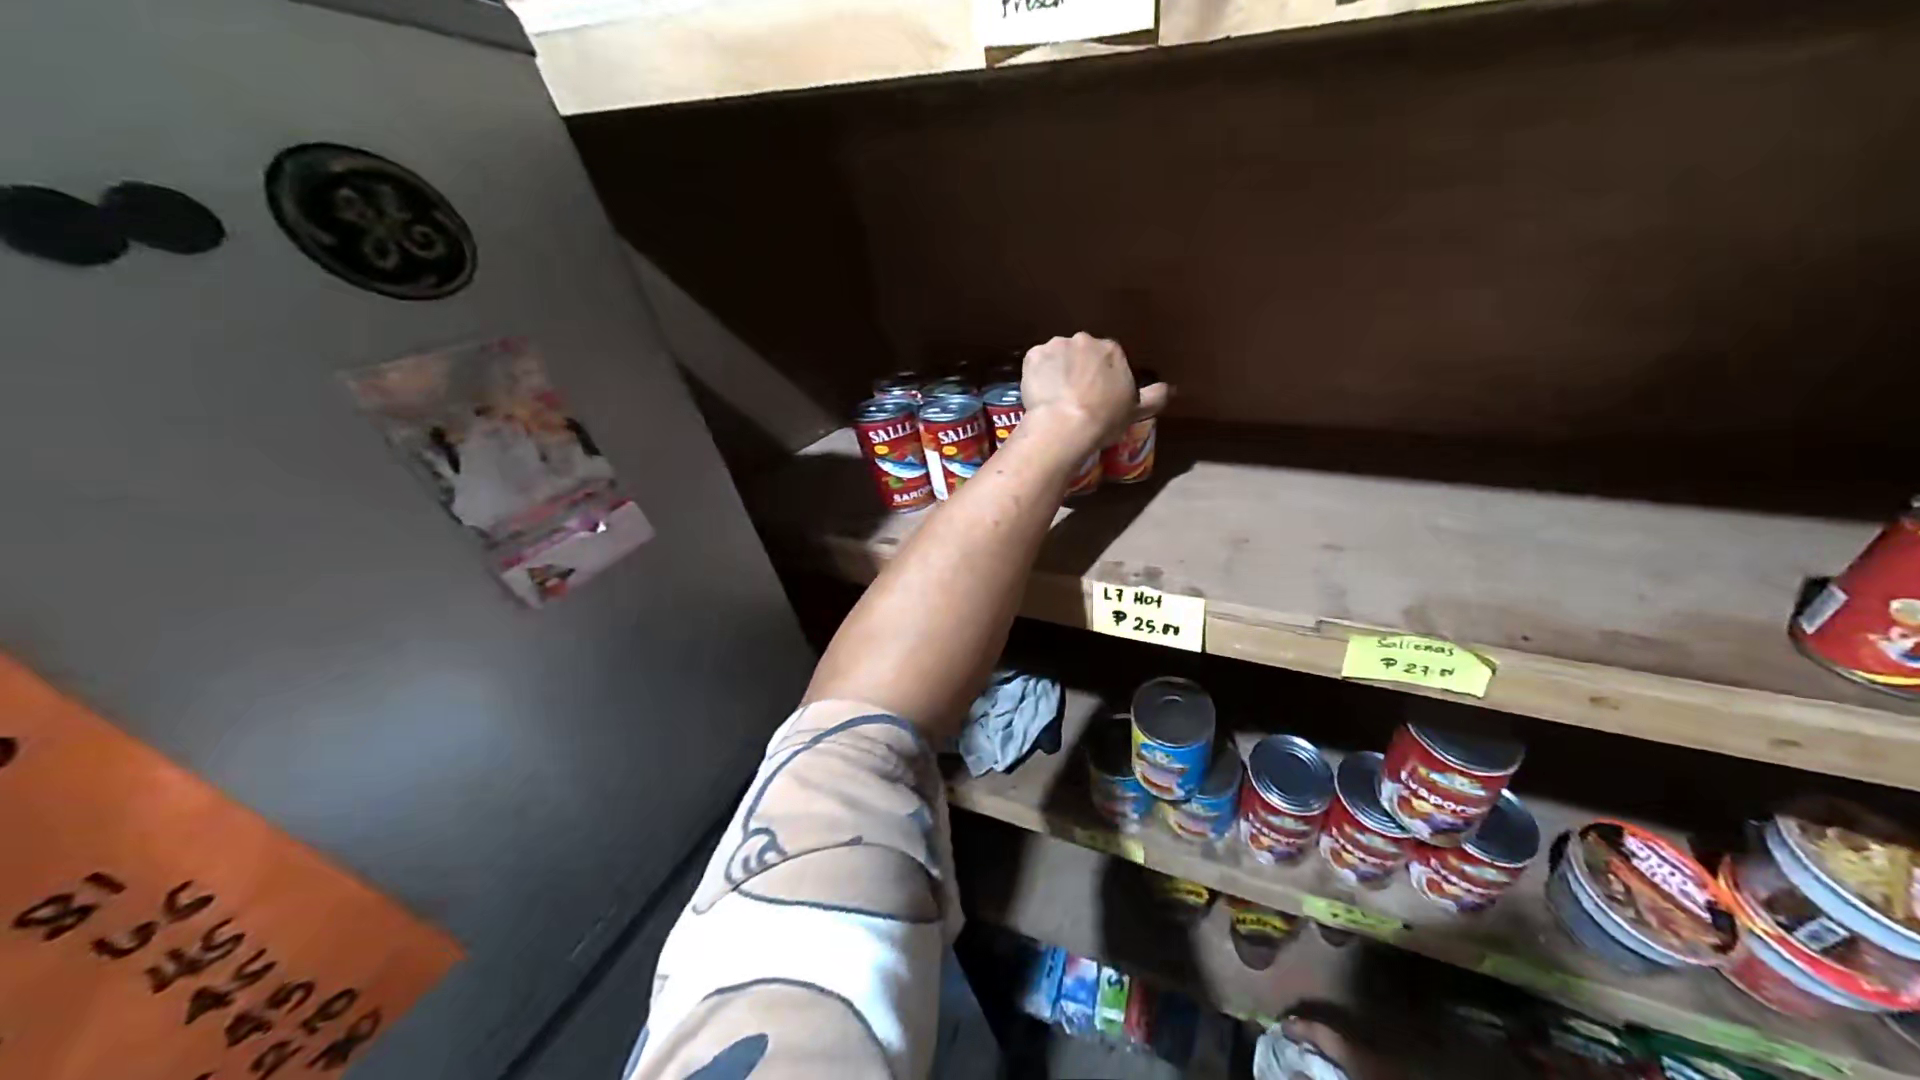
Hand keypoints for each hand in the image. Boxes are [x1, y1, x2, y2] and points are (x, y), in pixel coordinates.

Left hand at [1019, 332, 1171, 453]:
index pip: (1106, 359)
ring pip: (1056, 356)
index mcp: (1111, 350)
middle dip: (1077, 370)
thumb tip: (1171, 388)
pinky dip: (1036, 375)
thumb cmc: (1104, 418)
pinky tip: (1039, 393)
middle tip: (1073, 397)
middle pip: (1080, 353)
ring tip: (1054, 397)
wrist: (1066, 424)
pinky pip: (1035, 363)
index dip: (1100, 377)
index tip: (1095, 395)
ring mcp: (1056, 345)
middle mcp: (1084, 340)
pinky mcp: (1032, 355)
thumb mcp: (1136, 410)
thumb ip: (1154, 396)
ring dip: (1056, 370)